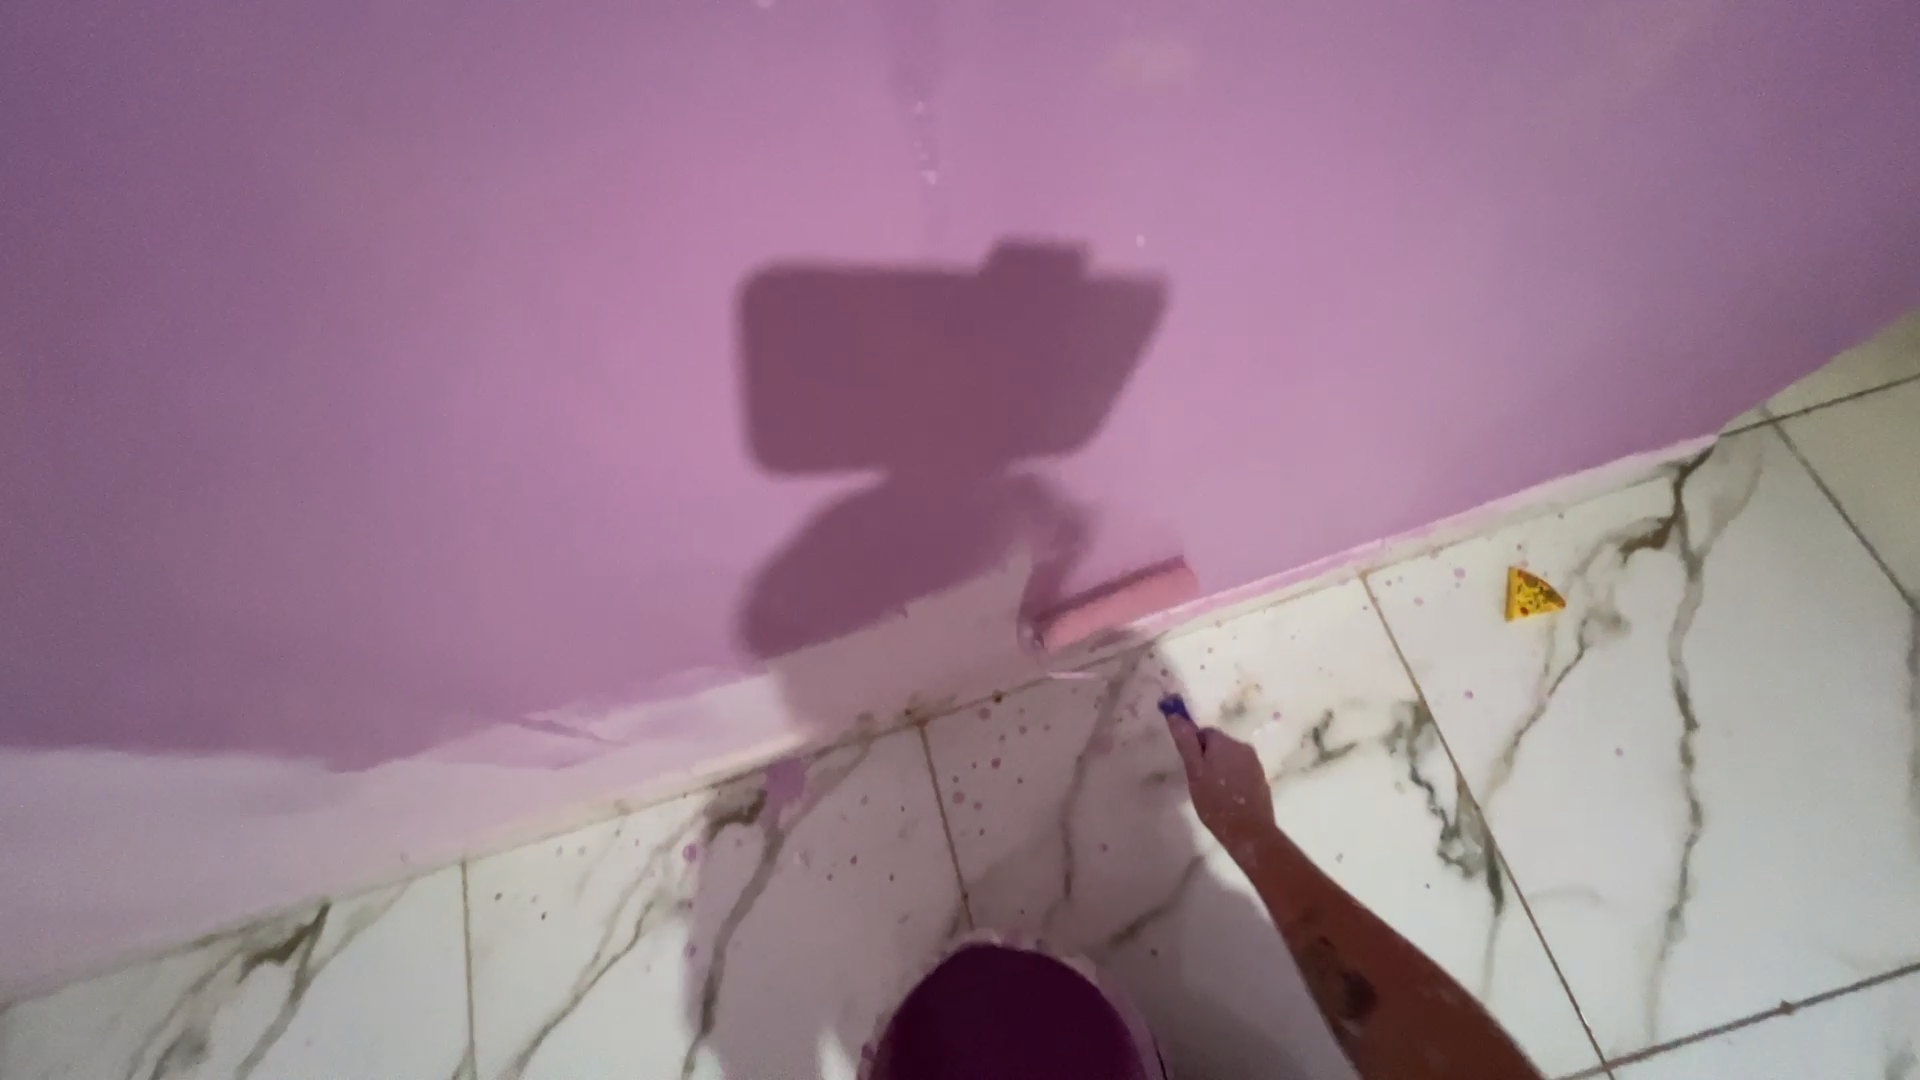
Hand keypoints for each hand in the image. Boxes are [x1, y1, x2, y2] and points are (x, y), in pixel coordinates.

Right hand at [1160, 694, 1276, 846]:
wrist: (1250, 833)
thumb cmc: (1215, 801)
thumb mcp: (1194, 771)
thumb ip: (1185, 742)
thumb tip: (1175, 714)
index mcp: (1225, 742)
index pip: (1203, 733)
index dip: (1194, 749)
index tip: (1191, 769)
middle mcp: (1242, 747)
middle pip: (1218, 745)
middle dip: (1207, 759)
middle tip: (1200, 783)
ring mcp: (1255, 764)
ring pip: (1230, 759)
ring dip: (1220, 769)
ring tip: (1213, 793)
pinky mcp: (1261, 780)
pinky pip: (1241, 772)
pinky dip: (1233, 780)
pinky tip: (1228, 799)